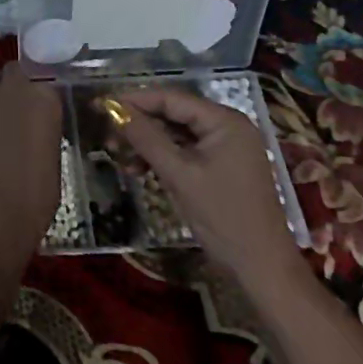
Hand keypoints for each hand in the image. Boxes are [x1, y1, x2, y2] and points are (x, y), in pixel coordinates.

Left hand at [0, 62, 62, 257]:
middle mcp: (21, 85)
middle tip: (11, 110)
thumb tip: (33, 125)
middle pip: (15, 72)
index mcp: (50, 99)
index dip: (35, 98)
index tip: (32, 112)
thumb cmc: (38, 190)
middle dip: (13, 87)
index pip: (44, 82)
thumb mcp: (53, 152)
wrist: (2, 202)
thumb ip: (44, 127)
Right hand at [114, 87, 300, 280]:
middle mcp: (228, 127)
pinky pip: (184, 150)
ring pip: (176, 133)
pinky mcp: (221, 165)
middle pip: (173, 114)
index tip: (103, 106)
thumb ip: (146, 138)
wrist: (260, 264)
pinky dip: (161, 157)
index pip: (171, 98)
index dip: (135, 100)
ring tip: (120, 157)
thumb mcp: (178, 174)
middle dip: (140, 124)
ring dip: (147, 143)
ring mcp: (226, 147)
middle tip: (108, 135)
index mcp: (225, 121)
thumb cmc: (222, 214)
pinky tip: (140, 169)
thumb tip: (116, 111)